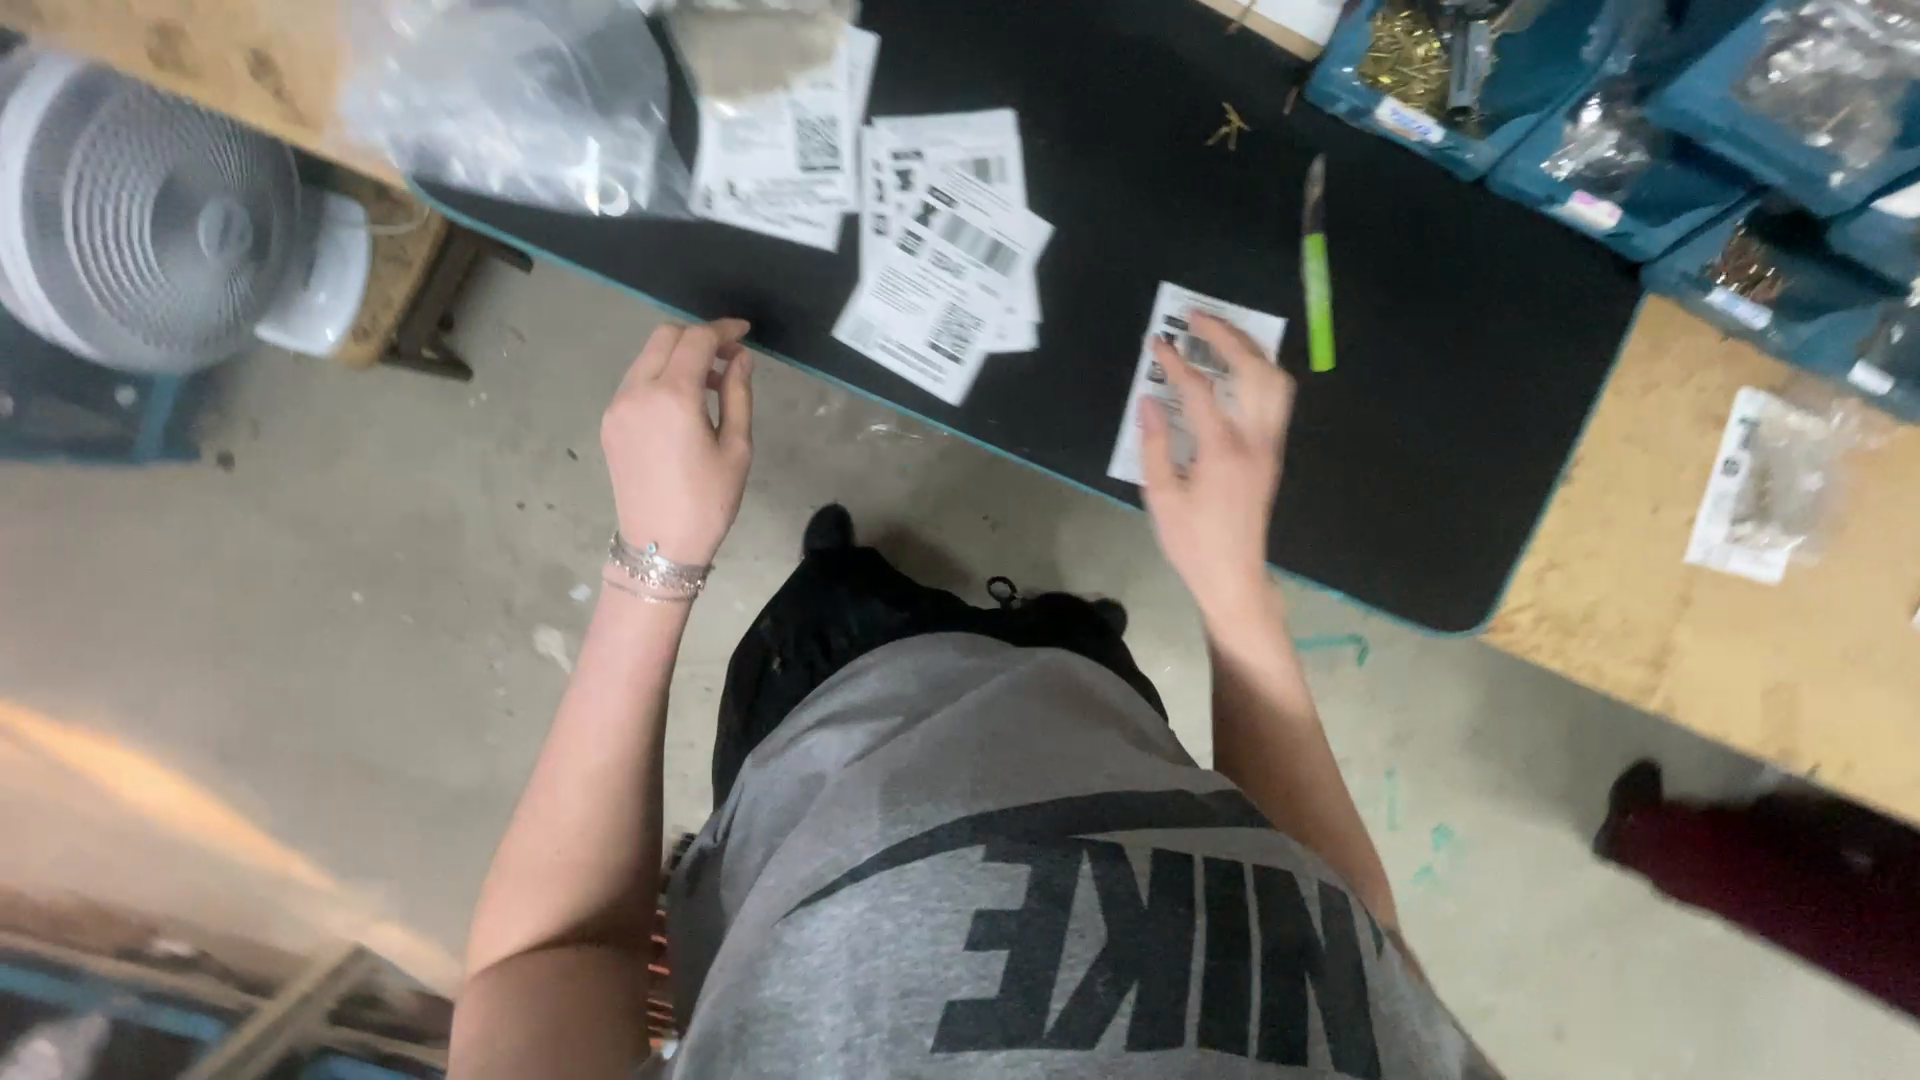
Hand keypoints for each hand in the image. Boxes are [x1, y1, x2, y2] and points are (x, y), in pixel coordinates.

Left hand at [601, 319, 754, 566]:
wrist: (660, 545)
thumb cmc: (708, 502)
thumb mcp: (736, 448)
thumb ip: (738, 395)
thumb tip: (741, 359)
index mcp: (672, 397)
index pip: (696, 341)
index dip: (723, 331)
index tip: (745, 333)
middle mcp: (636, 392)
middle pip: (664, 337)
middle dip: (698, 337)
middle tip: (730, 358)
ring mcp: (617, 407)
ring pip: (646, 357)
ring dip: (679, 356)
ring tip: (711, 383)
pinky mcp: (610, 423)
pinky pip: (636, 381)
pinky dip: (662, 376)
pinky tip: (685, 402)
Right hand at [1138, 312, 1296, 624]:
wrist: (1233, 574)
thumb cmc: (1192, 542)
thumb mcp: (1161, 497)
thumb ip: (1155, 444)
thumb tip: (1149, 400)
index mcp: (1222, 451)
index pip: (1199, 390)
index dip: (1175, 362)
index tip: (1157, 342)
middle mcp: (1256, 440)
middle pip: (1253, 370)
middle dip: (1226, 336)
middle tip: (1197, 318)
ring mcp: (1271, 445)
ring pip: (1275, 380)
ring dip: (1250, 349)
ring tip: (1221, 334)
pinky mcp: (1273, 453)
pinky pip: (1276, 398)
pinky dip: (1259, 372)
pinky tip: (1238, 368)